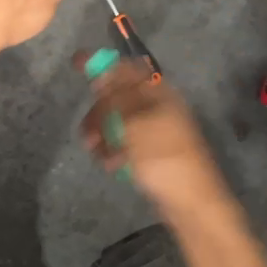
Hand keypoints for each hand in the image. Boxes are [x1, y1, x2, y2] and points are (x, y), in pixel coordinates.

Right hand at [76, 55, 223, 212]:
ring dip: (102, 134)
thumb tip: (103, 71)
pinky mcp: (149, 150)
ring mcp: (154, 129)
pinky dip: (113, 149)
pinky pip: (123, 141)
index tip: (76, 64)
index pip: (126, 68)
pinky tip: (110, 163)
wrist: (190, 202)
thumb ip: (117, 96)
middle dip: (98, 112)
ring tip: (97, 153)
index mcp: (158, 94)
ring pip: (116, 120)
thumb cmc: (163, 157)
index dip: (102, 64)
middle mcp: (156, 107)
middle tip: (87, 133)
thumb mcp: (135, 123)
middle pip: (117, 96)